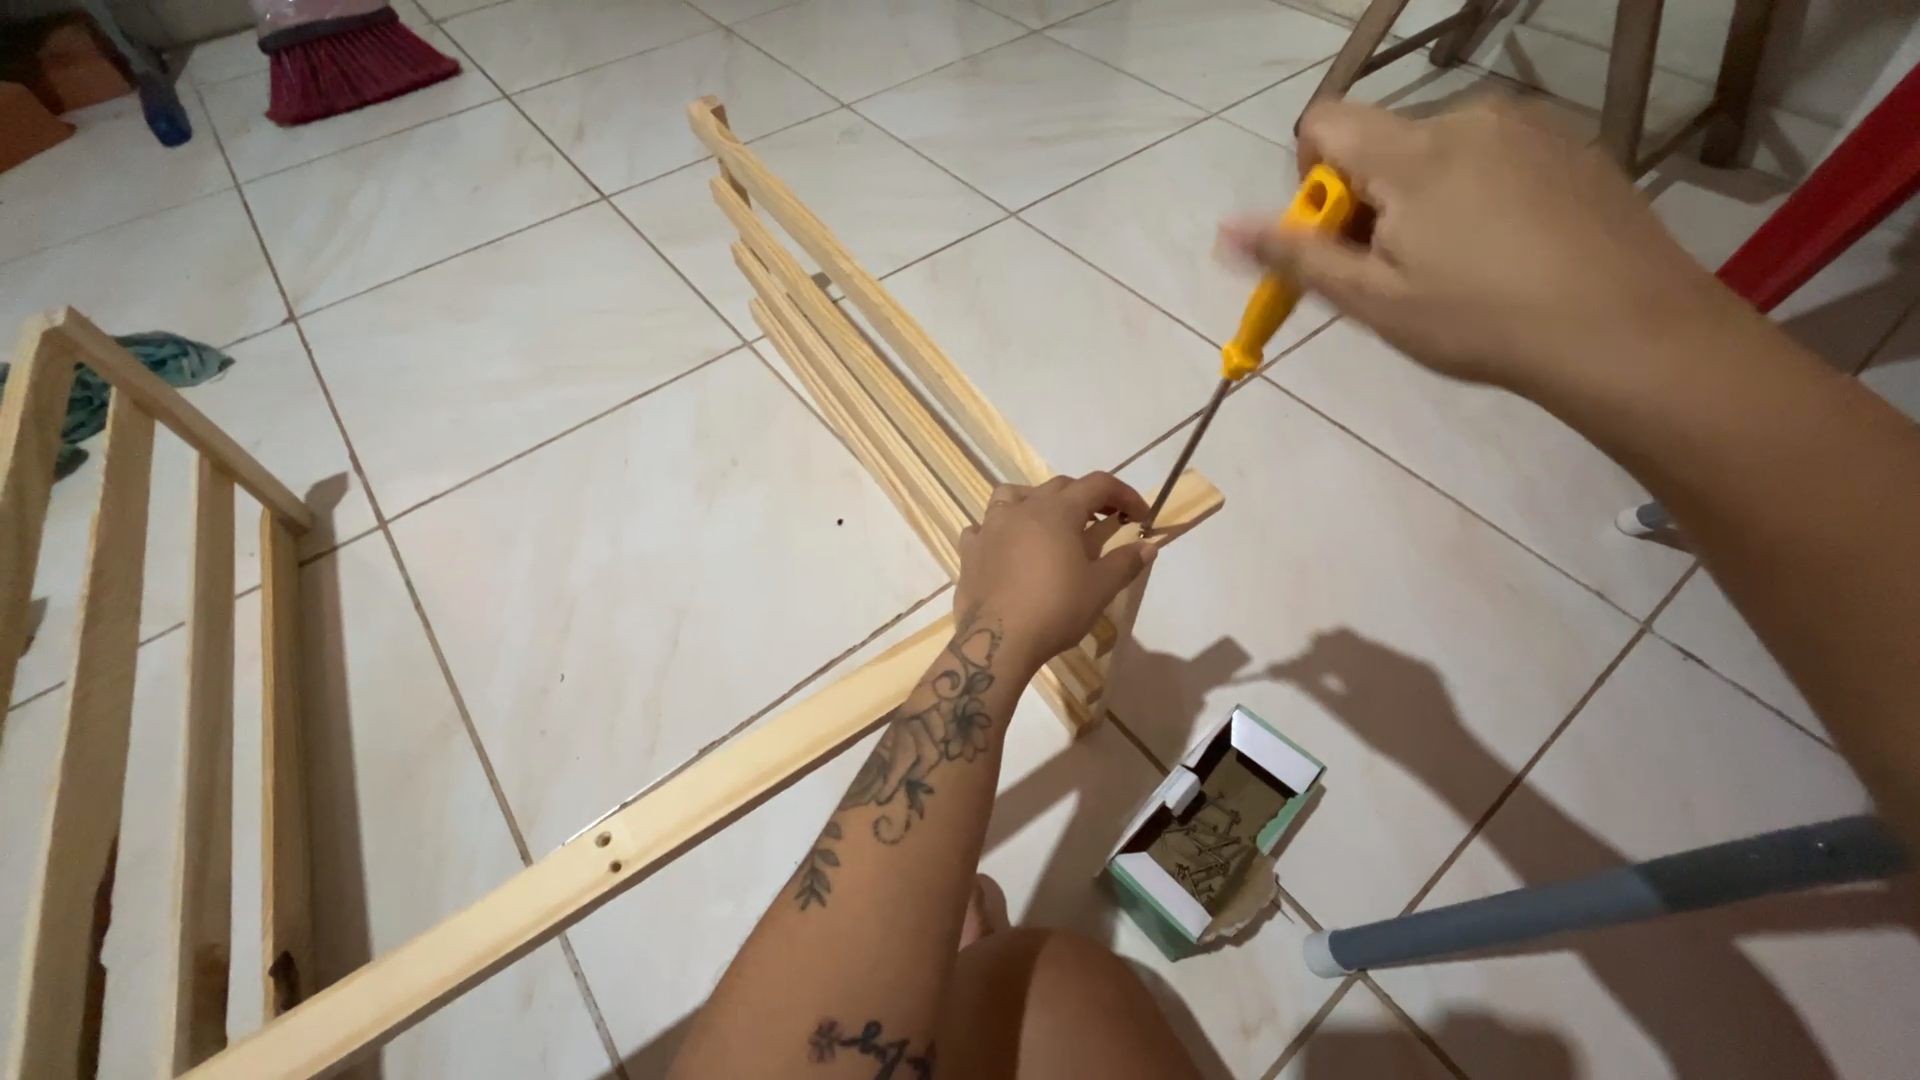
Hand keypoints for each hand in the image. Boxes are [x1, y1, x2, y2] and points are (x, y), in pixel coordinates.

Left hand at [953, 473, 1154, 671]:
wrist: (998, 641)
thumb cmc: (1056, 609)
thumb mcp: (1100, 588)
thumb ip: (1125, 562)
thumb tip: (1148, 547)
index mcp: (1057, 511)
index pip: (1098, 485)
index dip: (1124, 494)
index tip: (1141, 516)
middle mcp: (1022, 509)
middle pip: (1058, 487)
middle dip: (1086, 497)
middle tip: (1104, 520)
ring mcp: (990, 527)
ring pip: (1012, 495)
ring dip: (1035, 501)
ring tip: (1048, 524)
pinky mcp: (969, 551)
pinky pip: (982, 527)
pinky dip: (999, 531)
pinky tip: (1006, 548)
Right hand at [1219, 97, 1748, 393]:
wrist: (1624, 328)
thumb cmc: (1478, 320)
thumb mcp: (1372, 299)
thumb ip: (1296, 257)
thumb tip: (1225, 230)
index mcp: (1412, 151)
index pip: (1323, 123)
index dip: (1309, 179)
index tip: (1336, 235)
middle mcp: (1467, 116)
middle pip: (1379, 144)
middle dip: (1367, 200)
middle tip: (1394, 271)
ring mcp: (1528, 124)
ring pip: (1434, 152)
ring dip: (1419, 199)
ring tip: (1455, 267)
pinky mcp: (1570, 143)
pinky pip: (1489, 156)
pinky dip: (1472, 194)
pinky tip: (1504, 250)